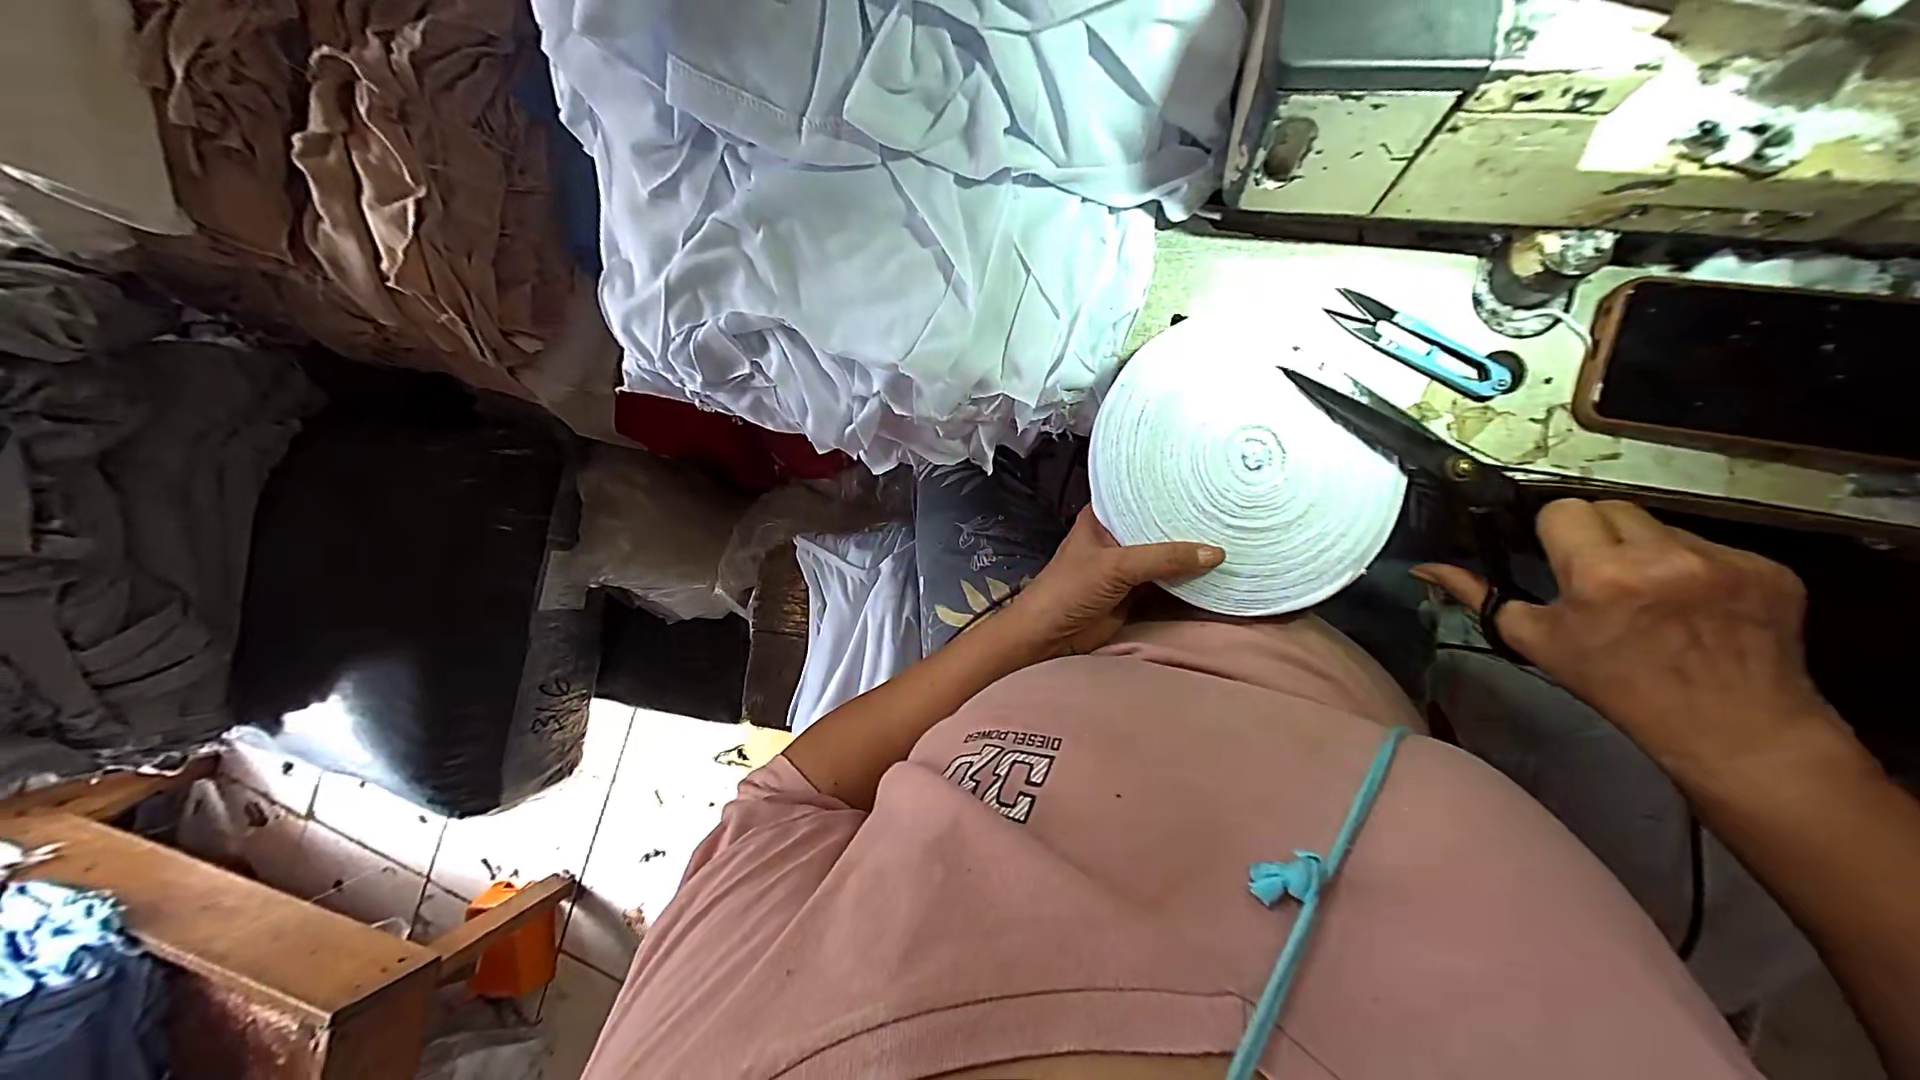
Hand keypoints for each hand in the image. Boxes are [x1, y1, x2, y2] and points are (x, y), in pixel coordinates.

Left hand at [1003, 507, 1223, 657]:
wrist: (1048, 637)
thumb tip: (1215, 552)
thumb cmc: (1070, 590)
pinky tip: (1218, 569)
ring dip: (1190, 553)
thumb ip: (1163, 558)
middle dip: (1187, 523)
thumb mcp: (1116, 567)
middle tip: (1228, 509)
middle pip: (1157, 526)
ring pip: (1165, 555)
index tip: (1206, 479)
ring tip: (1232, 535)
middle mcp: (1116, 536)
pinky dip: (1188, 579)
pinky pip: (1167, 581)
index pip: (1140, 494)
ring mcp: (1126, 565)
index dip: (1169, 488)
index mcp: (1102, 517)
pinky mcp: (1135, 591)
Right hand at [1413, 499, 1852, 780]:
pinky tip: (1690, 602)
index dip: (1551, 532)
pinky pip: (1708, 544)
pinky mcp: (1768, 568)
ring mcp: (1723, 561)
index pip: (1562, 510)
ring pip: (1659, 523)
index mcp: (1600, 575)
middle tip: (1596, 574)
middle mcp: (1664, 558)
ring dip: (1643, 547)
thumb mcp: (1535, 641)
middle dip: (1595, 533)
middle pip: (1609, 506)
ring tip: (1646, 592)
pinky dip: (1691, 565)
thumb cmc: (1618, 685)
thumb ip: (1477, 595)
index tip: (1557, 559)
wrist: (1732, 726)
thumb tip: (1426, 568)